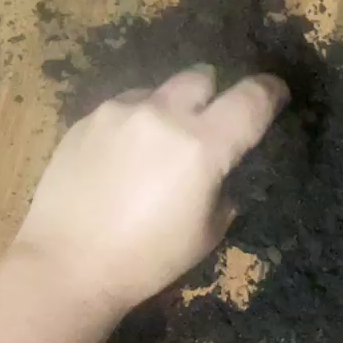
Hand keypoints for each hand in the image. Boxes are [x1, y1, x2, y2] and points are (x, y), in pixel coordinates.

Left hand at [14, 67, 287, 312]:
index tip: (275, 95)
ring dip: (169, 109)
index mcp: (202, 145)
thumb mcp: (207, 232)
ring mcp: (119, 112)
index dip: (270, 92)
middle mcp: (162, 115)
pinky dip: (135, 122)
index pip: (251, 98)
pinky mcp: (86, 119)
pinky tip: (123, 156)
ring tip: (158, 145)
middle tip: (208, 125)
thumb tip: (218, 171)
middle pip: (202, 77)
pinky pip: (124, 106)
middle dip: (213, 95)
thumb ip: (222, 188)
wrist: (67, 266)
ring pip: (159, 90)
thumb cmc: (146, 260)